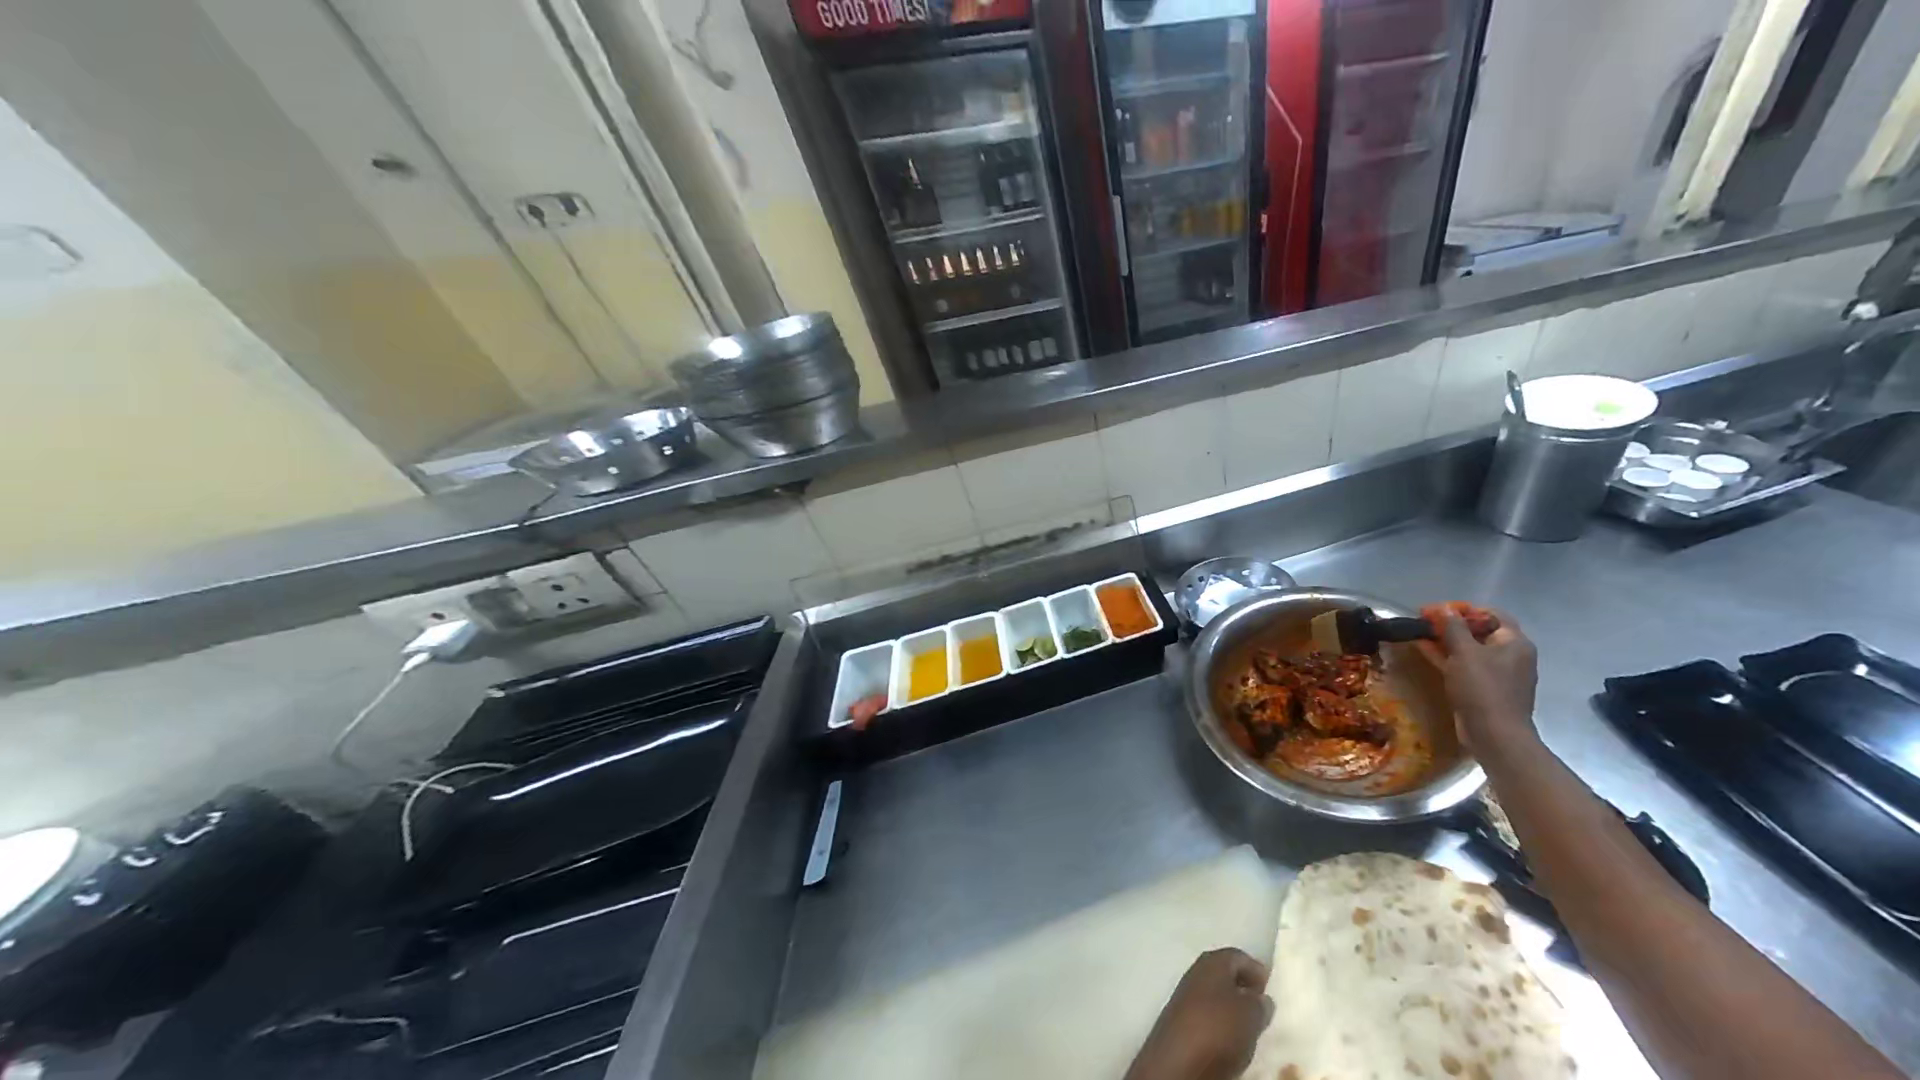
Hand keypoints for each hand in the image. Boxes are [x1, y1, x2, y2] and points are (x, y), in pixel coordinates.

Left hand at [1124, 949, 1272, 1079]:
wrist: (1178, 1060)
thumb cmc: (1218, 1026)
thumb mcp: (1250, 1014)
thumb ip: (1259, 1003)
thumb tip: (1260, 998)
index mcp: (1212, 962)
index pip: (1237, 956)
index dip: (1255, 969)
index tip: (1271, 986)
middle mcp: (1196, 973)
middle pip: (1224, 974)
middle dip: (1244, 988)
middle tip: (1263, 1006)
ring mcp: (1185, 997)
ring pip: (1215, 996)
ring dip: (1233, 1008)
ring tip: (1252, 1027)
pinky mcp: (1181, 1022)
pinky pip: (1208, 1016)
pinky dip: (1221, 1024)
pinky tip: (1232, 1040)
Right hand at [1416, 604, 1539, 751]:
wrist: (1494, 733)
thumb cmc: (1483, 687)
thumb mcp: (1464, 653)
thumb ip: (1453, 628)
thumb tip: (1444, 609)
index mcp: (1515, 643)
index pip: (1493, 614)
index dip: (1466, 609)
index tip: (1439, 610)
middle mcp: (1511, 655)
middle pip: (1480, 631)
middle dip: (1452, 625)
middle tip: (1425, 621)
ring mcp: (1498, 673)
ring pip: (1470, 649)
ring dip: (1446, 641)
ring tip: (1419, 634)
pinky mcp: (1485, 688)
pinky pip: (1465, 666)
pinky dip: (1447, 657)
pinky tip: (1424, 652)